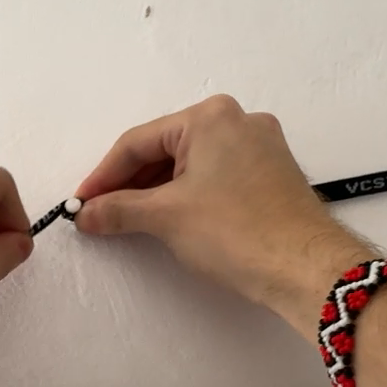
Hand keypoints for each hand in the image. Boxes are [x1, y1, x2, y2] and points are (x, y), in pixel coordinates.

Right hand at [74, 95, 372, 321]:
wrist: (306, 269)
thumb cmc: (235, 232)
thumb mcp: (165, 217)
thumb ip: (117, 210)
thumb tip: (85, 214)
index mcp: (210, 117)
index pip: (138, 143)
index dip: (102, 176)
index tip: (80, 204)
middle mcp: (237, 121)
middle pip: (164, 150)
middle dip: (129, 184)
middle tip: (100, 213)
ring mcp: (259, 147)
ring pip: (189, 164)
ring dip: (155, 192)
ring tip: (127, 221)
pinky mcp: (270, 174)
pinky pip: (213, 176)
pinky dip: (185, 196)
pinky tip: (167, 219)